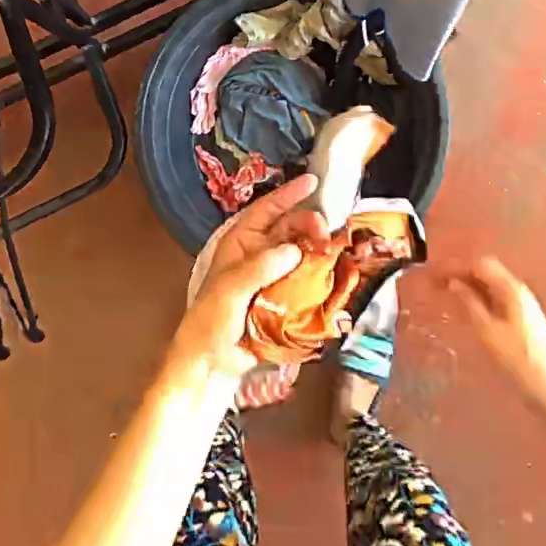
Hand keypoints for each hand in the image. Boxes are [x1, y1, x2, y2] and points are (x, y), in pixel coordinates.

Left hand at [169, 175, 329, 382]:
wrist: (211, 363)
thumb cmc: (210, 321)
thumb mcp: (229, 289)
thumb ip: (259, 267)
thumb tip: (294, 251)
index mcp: (241, 242)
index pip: (267, 209)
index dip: (289, 194)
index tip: (313, 182)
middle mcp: (260, 252)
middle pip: (291, 227)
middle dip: (310, 225)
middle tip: (325, 235)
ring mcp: (275, 274)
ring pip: (303, 250)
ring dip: (319, 248)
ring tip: (333, 251)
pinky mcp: (287, 296)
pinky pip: (308, 277)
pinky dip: (322, 273)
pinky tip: (335, 272)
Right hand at [448, 257, 545, 422]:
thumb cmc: (521, 362)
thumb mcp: (488, 333)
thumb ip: (470, 304)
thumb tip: (454, 283)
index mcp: (511, 289)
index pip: (479, 264)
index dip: (454, 266)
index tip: (431, 274)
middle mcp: (518, 291)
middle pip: (485, 272)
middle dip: (459, 274)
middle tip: (434, 284)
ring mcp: (522, 306)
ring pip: (490, 287)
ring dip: (467, 287)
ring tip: (444, 295)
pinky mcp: (523, 321)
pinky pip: (495, 300)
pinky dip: (477, 300)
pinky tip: (466, 311)